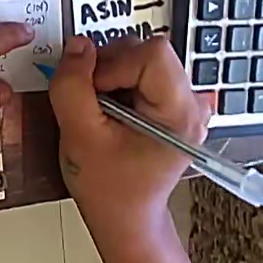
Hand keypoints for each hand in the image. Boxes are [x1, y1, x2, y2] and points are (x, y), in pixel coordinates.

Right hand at [48, 34, 213, 247]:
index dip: (113, 65)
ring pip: (138, 57)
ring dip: (110, 76)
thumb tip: (77, 47)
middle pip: (144, 50)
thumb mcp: (79, 136)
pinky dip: (116, 83)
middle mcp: (190, 102)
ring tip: (102, 112)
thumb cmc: (110, 189)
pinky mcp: (169, 101)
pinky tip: (110, 112)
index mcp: (180, 113)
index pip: (150, 53)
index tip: (95, 93)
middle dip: (108, 69)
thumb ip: (72, 86)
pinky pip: (138, 70)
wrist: (124, 215)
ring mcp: (182, 101)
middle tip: (94, 105)